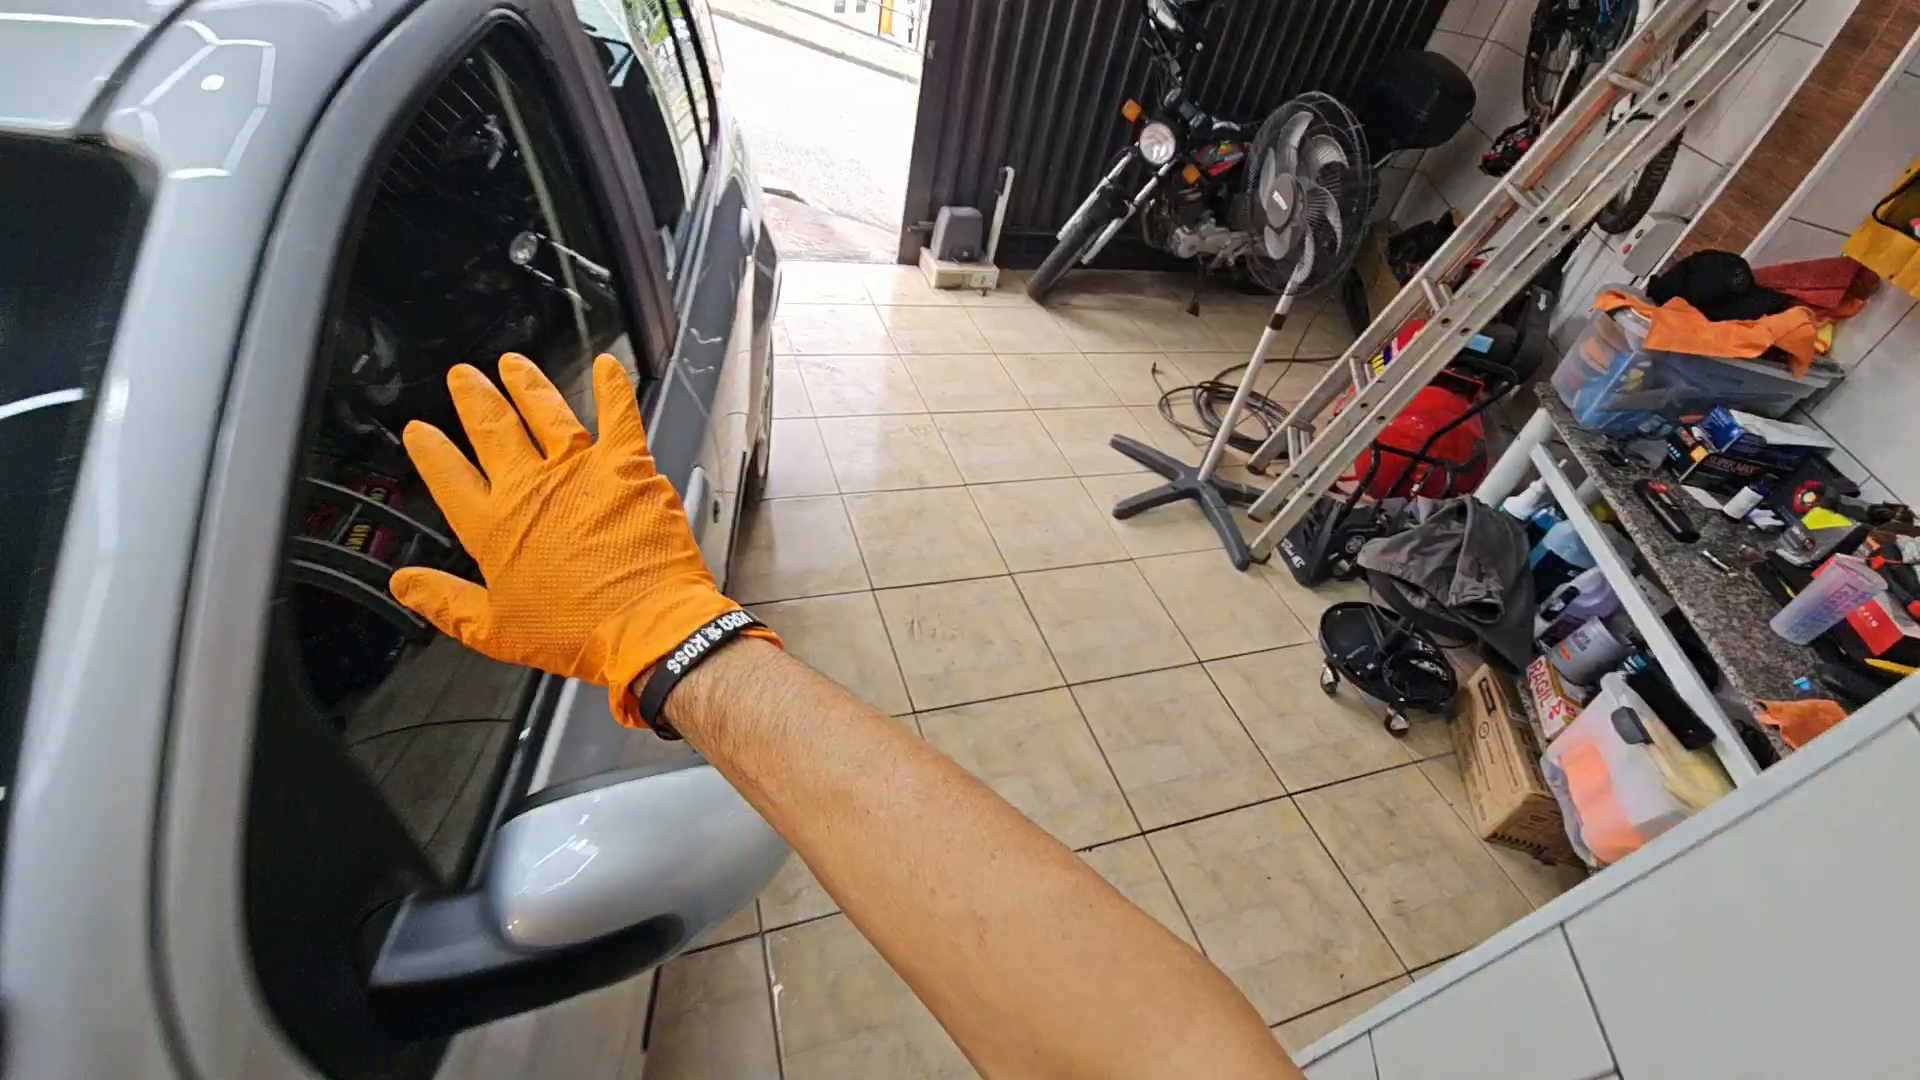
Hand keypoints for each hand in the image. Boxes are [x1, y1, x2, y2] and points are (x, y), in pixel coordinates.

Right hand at [389, 353, 777, 729]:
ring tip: (513, 365)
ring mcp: (581, 473)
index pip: (448, 476)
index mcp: (494, 527)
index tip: (422, 431)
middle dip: (475, 399)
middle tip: (465, 377)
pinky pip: (619, 416)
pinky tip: (608, 367)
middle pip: (492, 430)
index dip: (431, 450)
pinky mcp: (628, 468)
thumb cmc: (581, 631)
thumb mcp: (496, 630)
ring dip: (527, 385)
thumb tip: (406, 584)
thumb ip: (445, 602)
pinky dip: (612, 389)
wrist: (647, 625)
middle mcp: (532, 489)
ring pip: (546, 414)